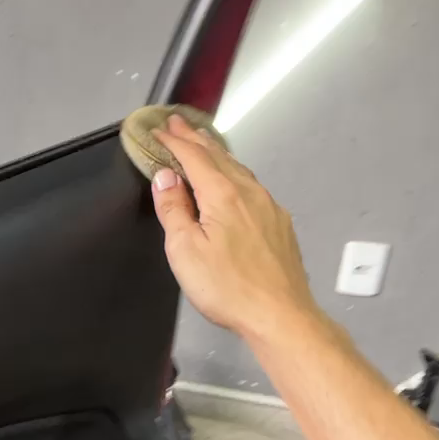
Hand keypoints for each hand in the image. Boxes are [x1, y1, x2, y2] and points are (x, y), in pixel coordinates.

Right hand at [150, 114, 320, 341]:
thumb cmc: (227, 287)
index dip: (174, 141)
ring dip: (217, 153)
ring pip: (239, 169)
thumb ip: (173, 210)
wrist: (280, 315)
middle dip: (196, 139)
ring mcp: (269, 208)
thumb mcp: (185, 250)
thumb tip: (166, 178)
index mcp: (223, 195)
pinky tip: (233, 180)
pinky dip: (235, 172)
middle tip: (178, 124)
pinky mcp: (279, 224)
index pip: (194, 157)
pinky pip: (252, 186)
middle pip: (219, 156)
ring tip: (203, 143)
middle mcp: (249, 193)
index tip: (159, 129)